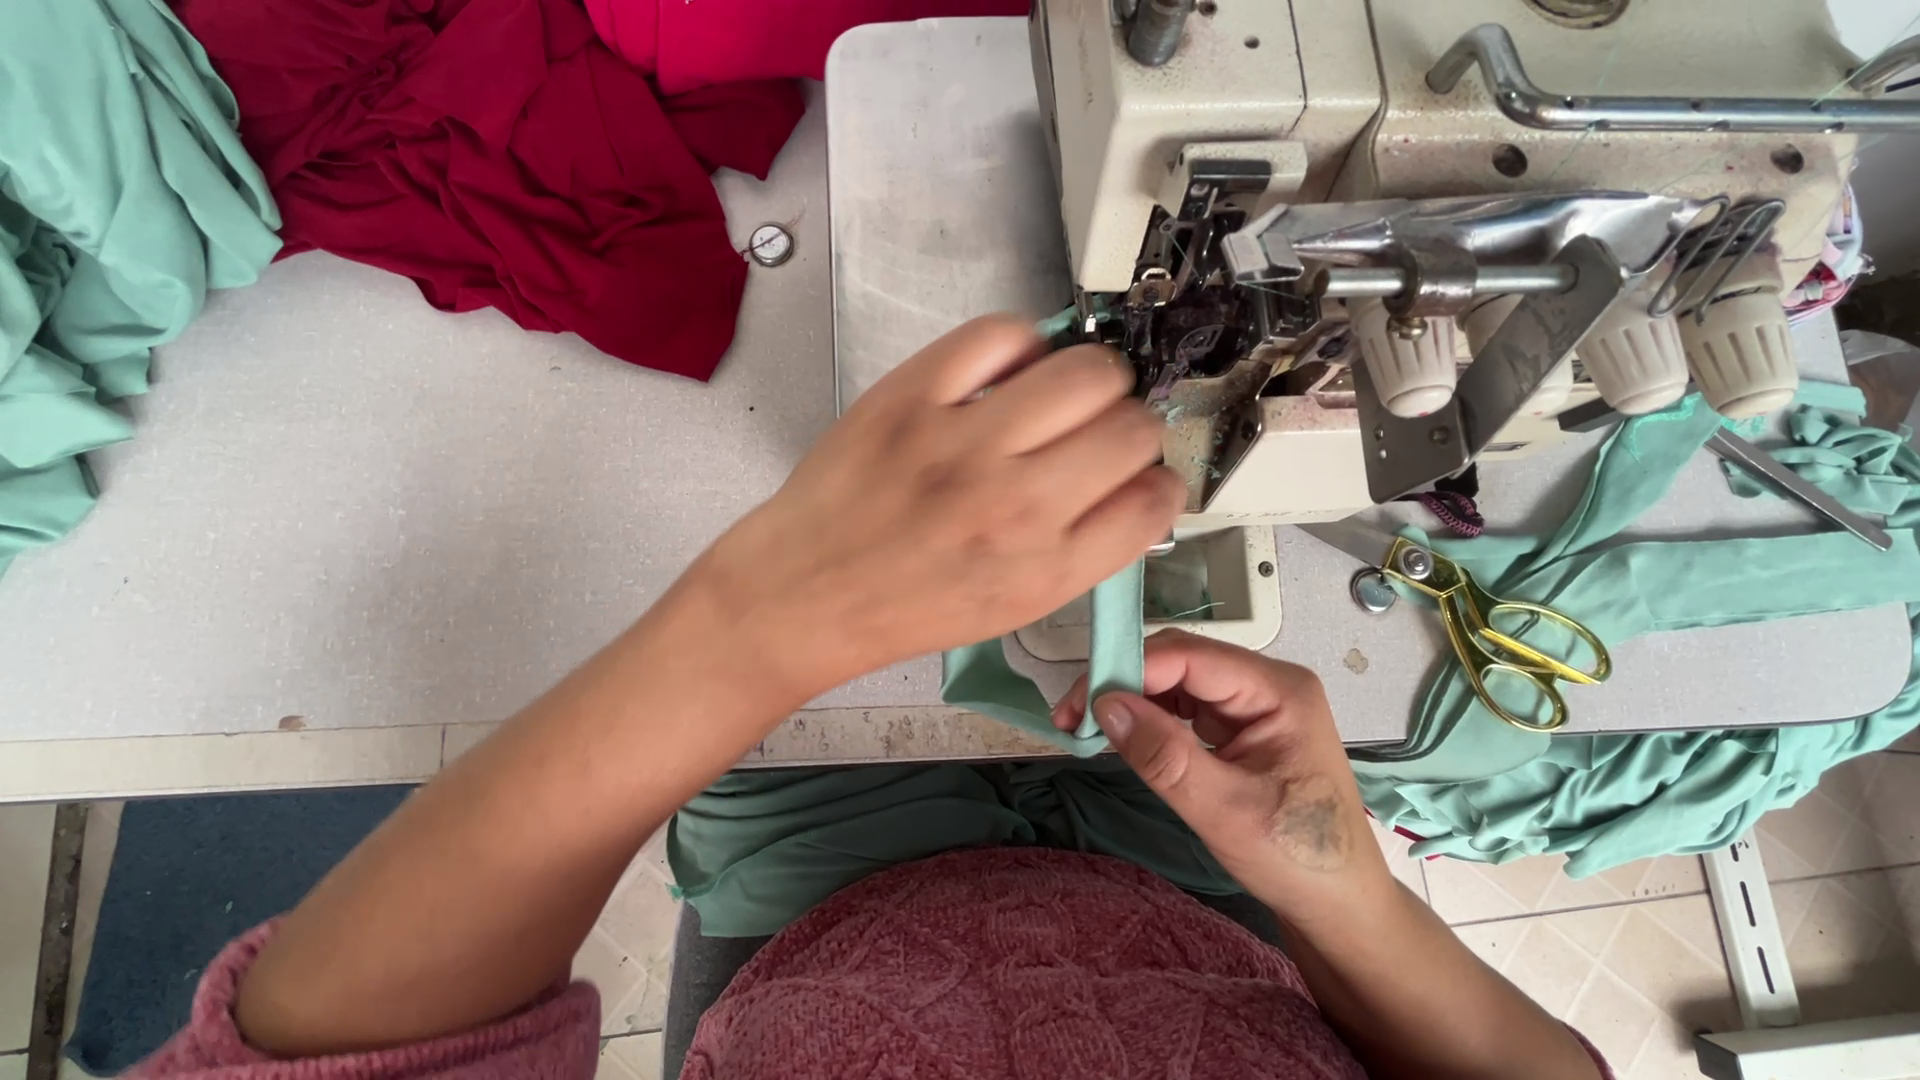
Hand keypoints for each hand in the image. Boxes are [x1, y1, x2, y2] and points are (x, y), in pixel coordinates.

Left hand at [694, 315, 1183, 702]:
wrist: (804, 593)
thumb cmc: (903, 607)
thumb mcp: (1010, 607)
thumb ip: (1080, 550)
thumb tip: (1131, 487)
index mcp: (1046, 569)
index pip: (1154, 501)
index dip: (1159, 483)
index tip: (1139, 477)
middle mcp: (1016, 503)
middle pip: (1132, 428)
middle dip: (1130, 429)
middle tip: (1098, 433)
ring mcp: (963, 441)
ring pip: (1087, 371)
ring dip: (1092, 380)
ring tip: (1060, 396)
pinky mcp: (913, 395)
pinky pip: (1001, 334)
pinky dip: (1021, 344)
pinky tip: (1009, 371)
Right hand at [1053, 629, 1391, 919]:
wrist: (1340, 907)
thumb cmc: (1296, 860)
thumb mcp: (1225, 811)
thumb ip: (1164, 755)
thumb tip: (1104, 704)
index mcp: (1278, 690)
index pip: (1188, 657)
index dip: (1128, 670)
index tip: (1077, 706)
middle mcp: (1266, 684)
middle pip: (1180, 661)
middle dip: (1123, 682)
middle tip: (1073, 719)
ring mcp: (1254, 704)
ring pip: (1177, 681)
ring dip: (1131, 699)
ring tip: (1088, 729)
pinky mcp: (1241, 726)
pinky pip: (1185, 706)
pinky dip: (1149, 718)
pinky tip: (1123, 736)